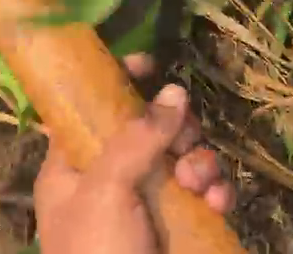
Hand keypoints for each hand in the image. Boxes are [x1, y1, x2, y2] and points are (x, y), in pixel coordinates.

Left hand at [35, 58, 233, 253]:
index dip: (117, 83)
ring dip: (200, 161)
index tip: (149, 64)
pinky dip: (216, 190)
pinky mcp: (182, 227)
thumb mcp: (104, 191)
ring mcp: (148, 205)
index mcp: (73, 170)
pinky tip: (219, 202)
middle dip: (175, 128)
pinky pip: (205, 190)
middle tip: (183, 140)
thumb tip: (175, 90)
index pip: (89, 110)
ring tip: (199, 182)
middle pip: (149, 127)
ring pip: (183, 155)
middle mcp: (110, 182)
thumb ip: (137, 136)